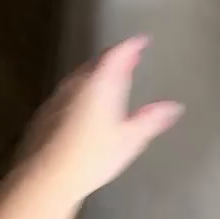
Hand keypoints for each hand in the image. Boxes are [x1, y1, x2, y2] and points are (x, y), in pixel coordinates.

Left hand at [16, 35, 181, 201]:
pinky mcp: (47, 110)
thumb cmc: (92, 156)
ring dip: (99, 72)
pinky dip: (84, 88)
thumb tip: (174, 106)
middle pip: (100, 61)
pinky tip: (86, 103)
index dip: (131, 45)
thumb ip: (151, 119)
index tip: (142, 40)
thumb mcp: (129, 140)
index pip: (118, 53)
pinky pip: (71, 90)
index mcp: (101, 82)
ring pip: (83, 75)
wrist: (45, 178)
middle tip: (131, 58)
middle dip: (117, 58)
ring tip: (111, 78)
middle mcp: (80, 82)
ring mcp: (60, 95)